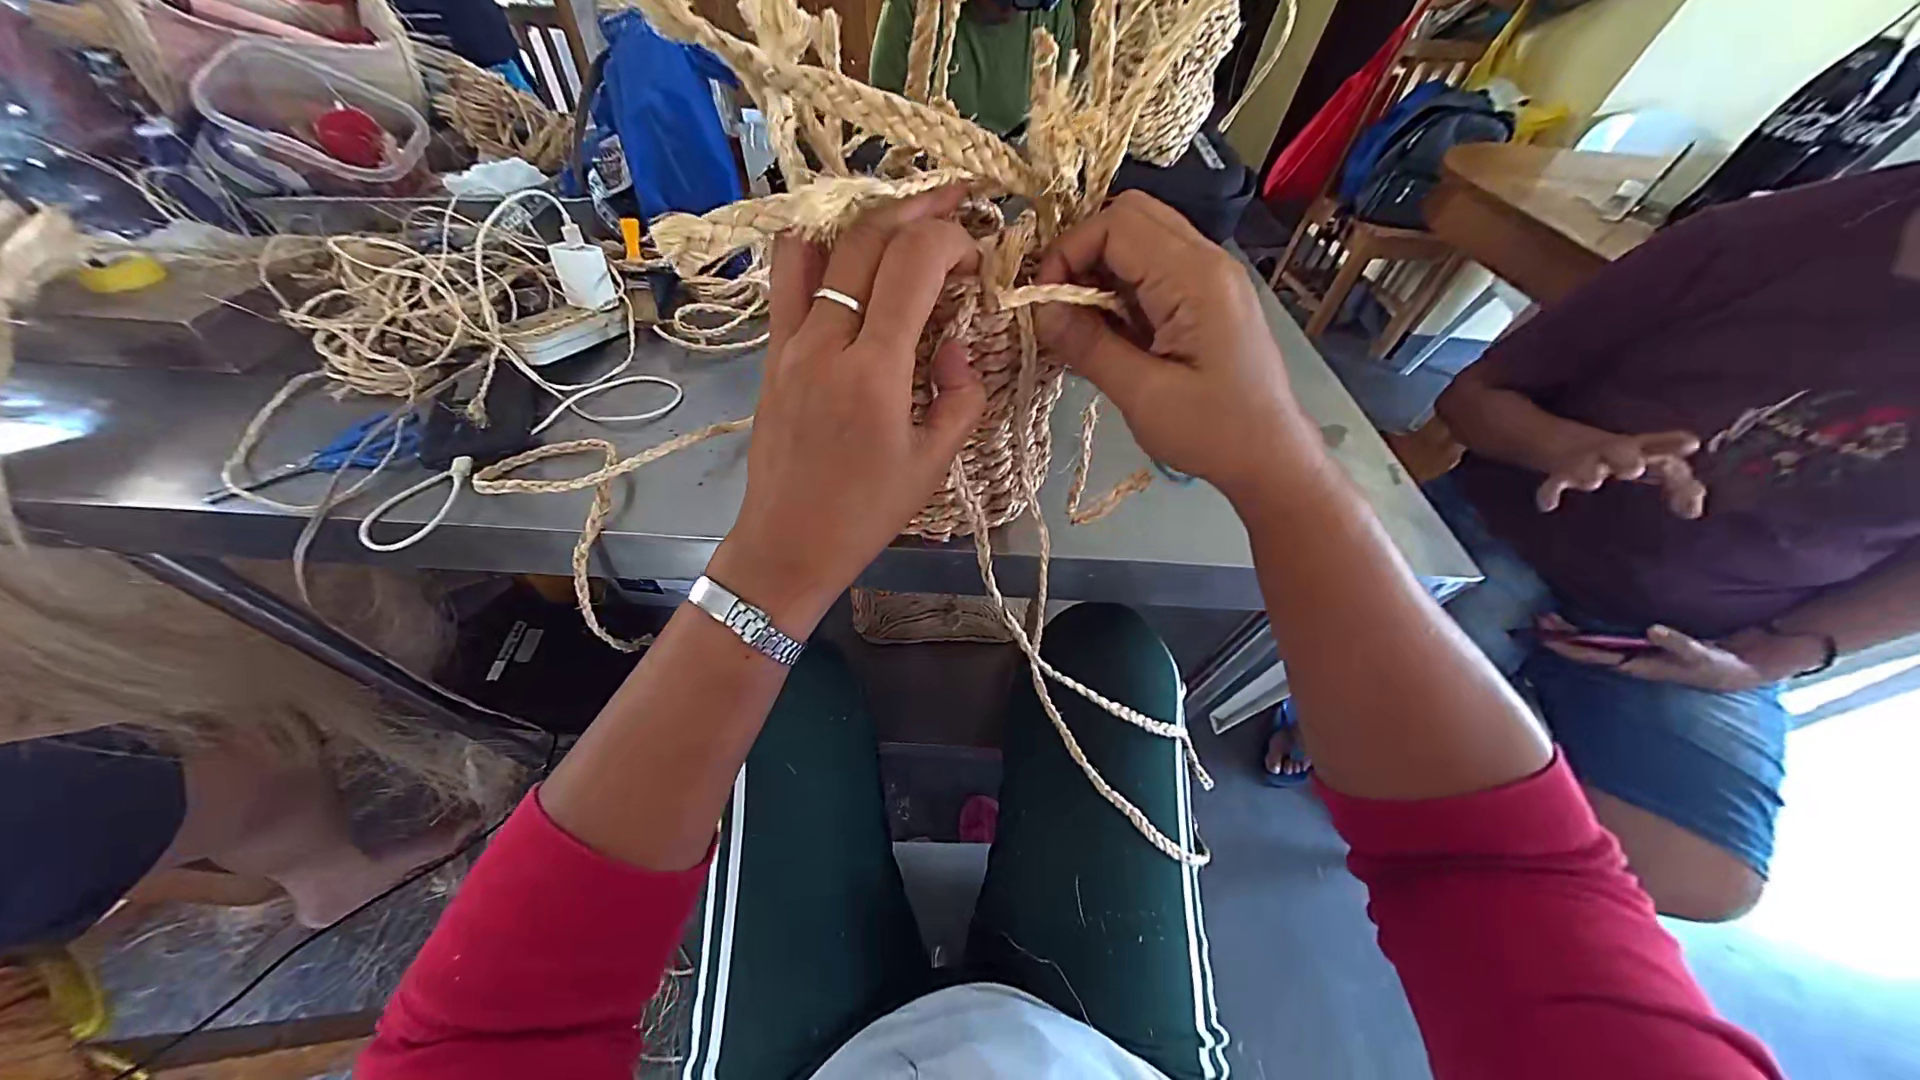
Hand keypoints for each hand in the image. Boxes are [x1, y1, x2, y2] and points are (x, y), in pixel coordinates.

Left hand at [706, 189, 986, 634]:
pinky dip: (822, 249)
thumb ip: (961, 397)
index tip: (978, 256)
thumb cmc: (866, 513)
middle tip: (957, 205)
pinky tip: (850, 257)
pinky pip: (788, 279)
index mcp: (874, 372)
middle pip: (867, 238)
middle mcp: (825, 342)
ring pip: (818, 244)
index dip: (952, 240)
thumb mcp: (934, 463)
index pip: (912, 264)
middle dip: (919, 209)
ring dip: (864, 219)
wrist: (788, 541)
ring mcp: (788, 342)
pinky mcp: (770, 352)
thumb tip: (957, 345)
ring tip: (901, 220)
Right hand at [1031, 191, 1328, 506]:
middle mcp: (1206, 261)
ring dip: (1100, 272)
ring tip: (1080, 325)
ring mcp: (1210, 277)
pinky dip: (1120, 290)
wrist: (1269, 455)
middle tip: (1060, 307)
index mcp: (1194, 277)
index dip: (1068, 252)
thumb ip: (1089, 346)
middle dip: (1082, 253)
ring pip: (1141, 241)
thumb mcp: (1142, 394)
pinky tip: (1108, 333)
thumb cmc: (1211, 431)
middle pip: (1130, 217)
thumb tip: (1041, 311)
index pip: (1117, 224)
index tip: (1044, 302)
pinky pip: (1154, 271)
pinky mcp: (1206, 298)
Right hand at [1535, 430, 1706, 518]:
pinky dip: (1548, 493)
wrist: (1560, 443)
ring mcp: (1583, 463)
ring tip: (1591, 482)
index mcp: (1640, 449)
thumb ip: (1678, 485)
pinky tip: (1548, 506)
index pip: (1661, 451)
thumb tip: (1693, 511)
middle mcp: (1612, 453)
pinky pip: (1552, 485)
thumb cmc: (1617, 457)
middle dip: (1625, 459)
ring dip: (1587, 474)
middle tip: (1633, 469)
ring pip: (1585, 469)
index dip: (1674, 450)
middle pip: (1620, 451)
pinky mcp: (1559, 475)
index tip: (1691, 446)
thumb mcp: (1649, 461)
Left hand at [1537, 614, 1804, 691]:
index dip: (1567, 647)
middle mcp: (1624, 660)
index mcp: (1634, 665)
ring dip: (1565, 630)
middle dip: (1558, 635)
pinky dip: (1581, 629)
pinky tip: (1567, 620)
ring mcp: (1628, 653)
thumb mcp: (1701, 656)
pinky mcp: (1635, 646)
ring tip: (1544, 616)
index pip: (1591, 656)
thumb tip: (1653, 630)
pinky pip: (1599, 639)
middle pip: (1582, 648)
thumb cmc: (1716, 665)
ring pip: (1587, 643)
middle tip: (1537, 618)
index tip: (1545, 636)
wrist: (1736, 669)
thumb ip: (1678, 643)